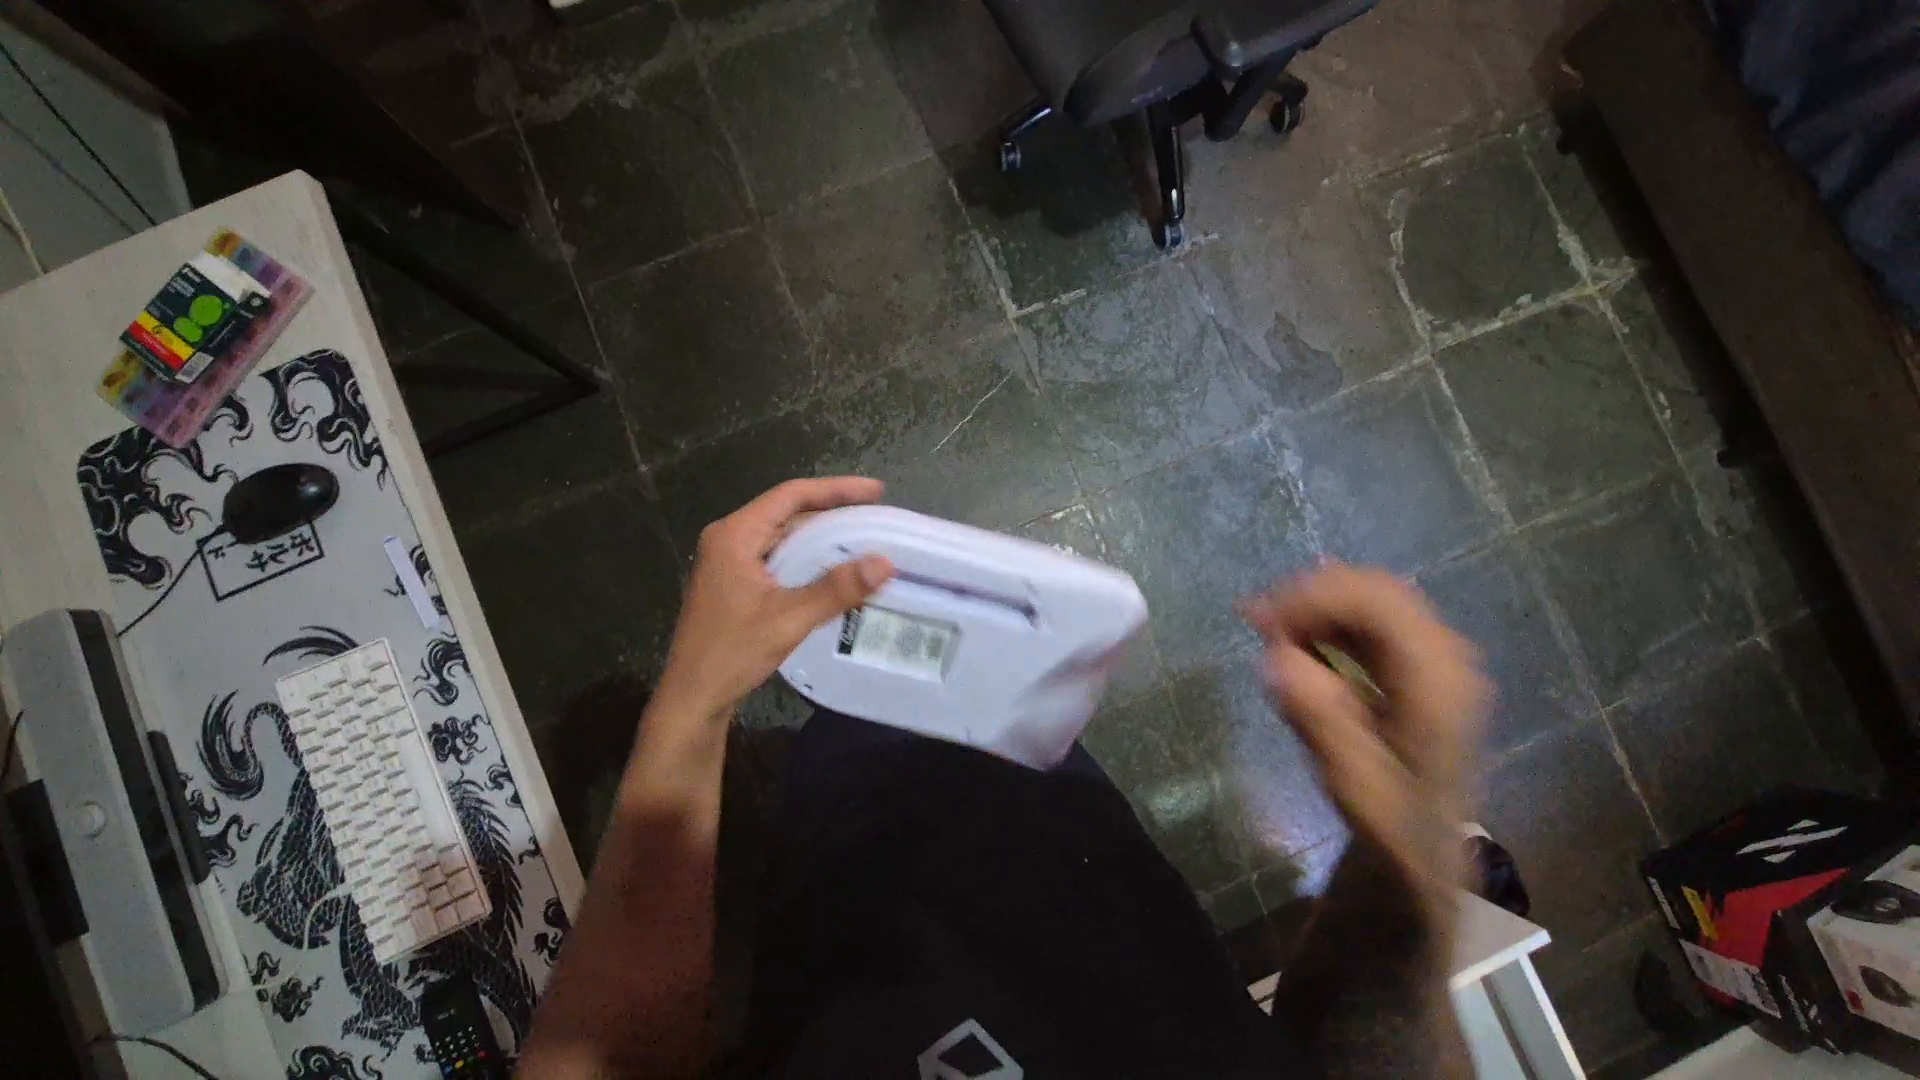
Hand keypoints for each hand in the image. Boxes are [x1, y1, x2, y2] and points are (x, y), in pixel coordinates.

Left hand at [654, 478, 893, 718]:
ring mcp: (728, 561)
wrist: (692, 697)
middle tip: (875, 515)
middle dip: (831, 511)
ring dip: (820, 536)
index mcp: (735, 535)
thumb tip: (885, 562)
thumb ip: (837, 588)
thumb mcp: (789, 618)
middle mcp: (728, 539)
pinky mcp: (733, 583)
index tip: (875, 491)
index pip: (791, 496)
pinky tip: (832, 569)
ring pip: (782, 536)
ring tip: (862, 538)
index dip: (836, 489)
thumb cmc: (732, 653)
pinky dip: (806, 557)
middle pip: (786, 512)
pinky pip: (776, 557)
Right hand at [1242, 564, 1489, 889]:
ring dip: (1316, 606)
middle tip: (1256, 620)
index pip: (1375, 603)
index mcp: (1437, 678)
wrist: (1428, 851)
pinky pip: (1370, 619)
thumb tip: (1276, 658)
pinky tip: (1295, 641)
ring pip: (1370, 598)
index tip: (1258, 621)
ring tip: (1269, 630)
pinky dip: (1327, 621)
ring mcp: (1433, 656)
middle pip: (1374, 588)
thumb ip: (1321, 718)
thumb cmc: (1393, 822)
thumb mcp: (1353, 782)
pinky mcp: (1417, 664)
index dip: (1312, 598)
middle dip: (1309, 595)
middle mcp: (1444, 654)